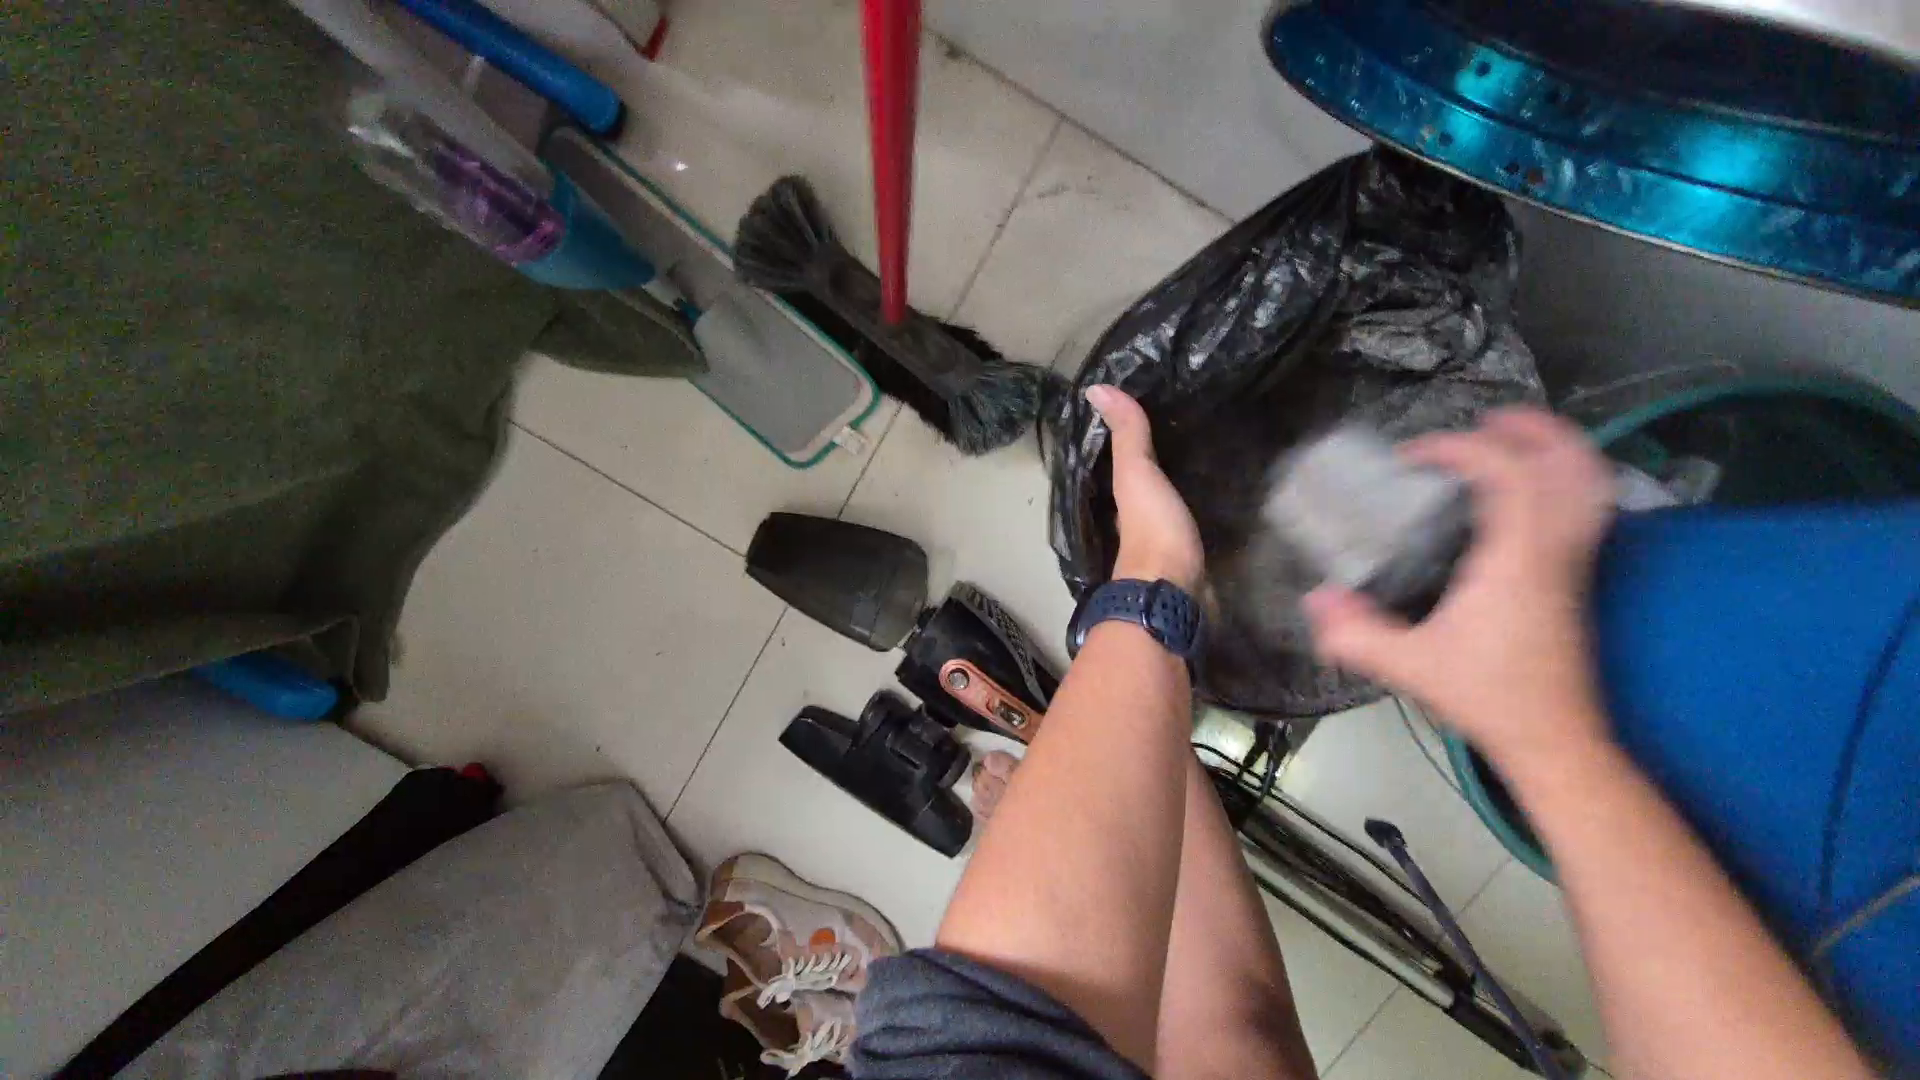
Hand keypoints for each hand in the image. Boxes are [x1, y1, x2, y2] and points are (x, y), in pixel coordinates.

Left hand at [1087, 385, 1203, 592]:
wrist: (1174, 591)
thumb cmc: (1152, 528)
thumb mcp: (1136, 474)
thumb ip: (1126, 435)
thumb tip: (1095, 388)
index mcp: (1117, 497)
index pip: (1116, 461)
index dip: (1125, 440)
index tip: (1146, 411)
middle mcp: (1132, 517)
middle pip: (1140, 484)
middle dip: (1156, 463)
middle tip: (1183, 429)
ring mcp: (1159, 539)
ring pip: (1164, 504)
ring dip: (1176, 486)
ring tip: (1205, 456)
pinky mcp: (1186, 556)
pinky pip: (1188, 523)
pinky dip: (1196, 508)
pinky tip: (1215, 496)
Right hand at [1302, 407, 1615, 768]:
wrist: (1555, 739)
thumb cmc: (1486, 697)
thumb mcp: (1409, 666)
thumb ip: (1356, 634)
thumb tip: (1315, 600)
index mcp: (1517, 561)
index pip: (1508, 475)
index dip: (1462, 448)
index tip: (1414, 455)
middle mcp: (1556, 552)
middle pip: (1571, 466)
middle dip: (1533, 430)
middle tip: (1487, 420)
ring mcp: (1575, 565)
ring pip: (1590, 485)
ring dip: (1556, 451)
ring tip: (1512, 440)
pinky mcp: (1577, 581)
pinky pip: (1585, 509)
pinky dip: (1559, 483)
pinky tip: (1523, 494)